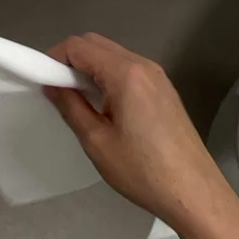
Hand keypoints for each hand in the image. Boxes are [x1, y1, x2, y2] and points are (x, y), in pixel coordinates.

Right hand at [44, 33, 238, 238]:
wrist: (195, 195)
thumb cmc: (142, 171)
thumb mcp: (97, 142)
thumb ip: (71, 106)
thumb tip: (51, 85)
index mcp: (125, 73)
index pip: (79, 46)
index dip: (54, 58)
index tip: (43, 82)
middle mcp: (143, 65)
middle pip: (96, 44)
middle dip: (71, 60)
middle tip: (59, 92)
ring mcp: (157, 76)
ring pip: (112, 55)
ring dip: (90, 68)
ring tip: (80, 102)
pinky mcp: (164, 90)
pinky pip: (128, 68)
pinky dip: (108, 76)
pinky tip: (105, 107)